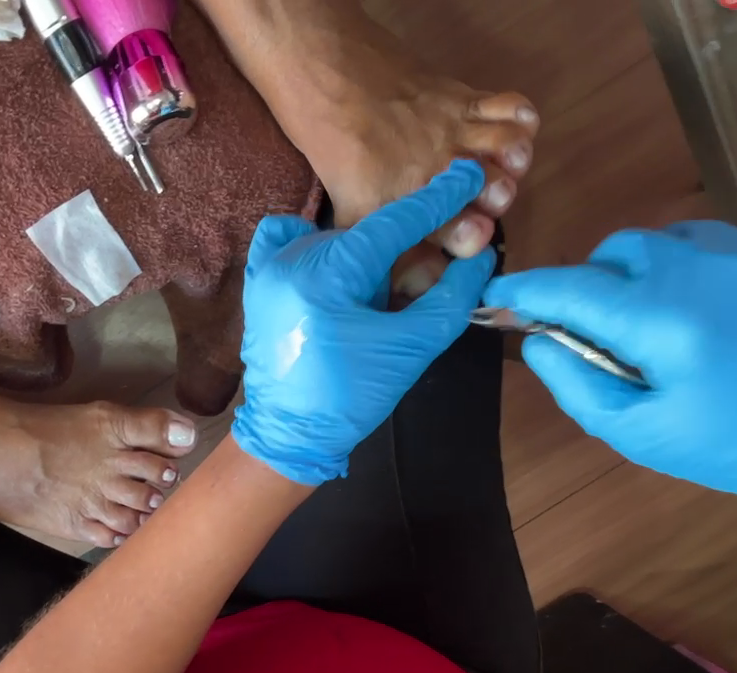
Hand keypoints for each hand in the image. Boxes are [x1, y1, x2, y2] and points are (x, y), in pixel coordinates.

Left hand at [231, 160, 497, 485]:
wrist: (291, 435)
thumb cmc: (353, 398)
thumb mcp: (409, 350)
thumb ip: (449, 300)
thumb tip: (481, 255)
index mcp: (329, 275)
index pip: (395, 223)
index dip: (437, 199)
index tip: (469, 173)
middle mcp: (292, 259)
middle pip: (365, 232)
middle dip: (397, 251)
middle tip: (413, 284)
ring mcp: (268, 269)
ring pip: (333, 236)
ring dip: (359, 256)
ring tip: (368, 299)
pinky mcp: (256, 283)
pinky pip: (284, 239)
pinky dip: (311, 244)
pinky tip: (330, 271)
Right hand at [482, 222, 736, 537]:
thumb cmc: (734, 449)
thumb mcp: (638, 434)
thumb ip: (576, 383)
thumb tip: (538, 340)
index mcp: (667, 321)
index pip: (574, 288)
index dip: (528, 290)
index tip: (501, 296)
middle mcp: (714, 267)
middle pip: (621, 248)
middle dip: (596, 280)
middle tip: (602, 324)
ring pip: (676, 238)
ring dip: (652, 271)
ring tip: (670, 319)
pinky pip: (733, 244)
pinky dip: (709, 273)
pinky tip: (731, 316)